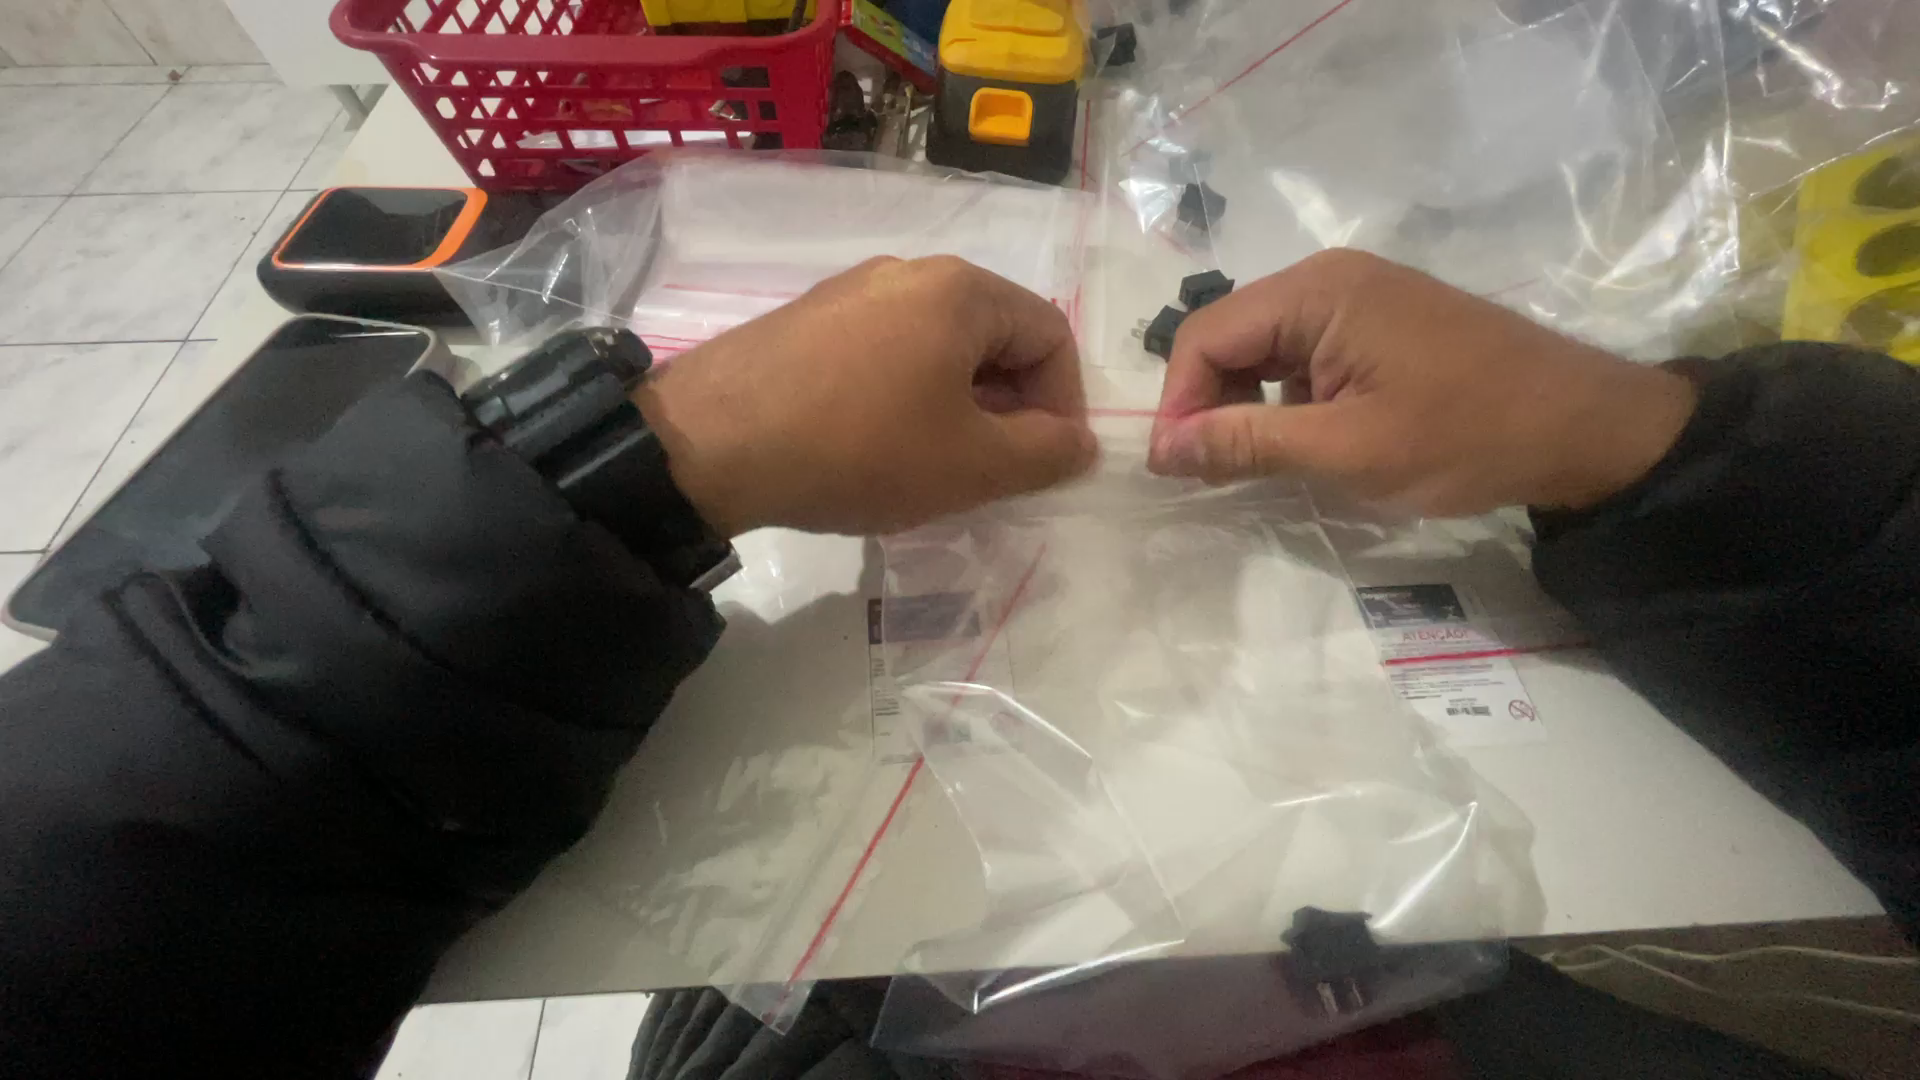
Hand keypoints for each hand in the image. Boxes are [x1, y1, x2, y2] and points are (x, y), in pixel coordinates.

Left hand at [633, 256, 1097, 535]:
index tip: (1043, 463)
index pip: (1051, 335)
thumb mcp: (972, 466)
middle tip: (990, 470)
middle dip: (1010, 408)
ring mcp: (852, 291)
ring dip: (959, 406)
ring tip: (934, 463)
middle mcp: (910, 271)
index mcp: (962, 290)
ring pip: (940, 348)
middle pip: (995, 337)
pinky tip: (879, 443)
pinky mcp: (811, 319)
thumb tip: (1082, 442)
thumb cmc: (862, 450)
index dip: (1064, 404)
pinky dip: (908, 397)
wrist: (712, 444)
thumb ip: (1046, 454)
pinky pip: (888, 352)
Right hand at [1148, 250, 1698, 514]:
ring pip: (1254, 349)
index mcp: (1316, 293)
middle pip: (1224, 337)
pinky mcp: (1368, 325)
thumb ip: (1244, 444)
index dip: (1177, 403)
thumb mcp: (1345, 450)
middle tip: (1208, 469)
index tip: (1176, 467)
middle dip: (1203, 403)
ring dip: (1236, 404)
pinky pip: (1291, 357)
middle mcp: (1325, 280)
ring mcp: (1350, 300)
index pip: (1204, 336)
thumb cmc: (1467, 436)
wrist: (1590, 430)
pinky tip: (1288, 437)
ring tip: (1244, 460)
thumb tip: (1159, 451)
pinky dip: (1273, 399)